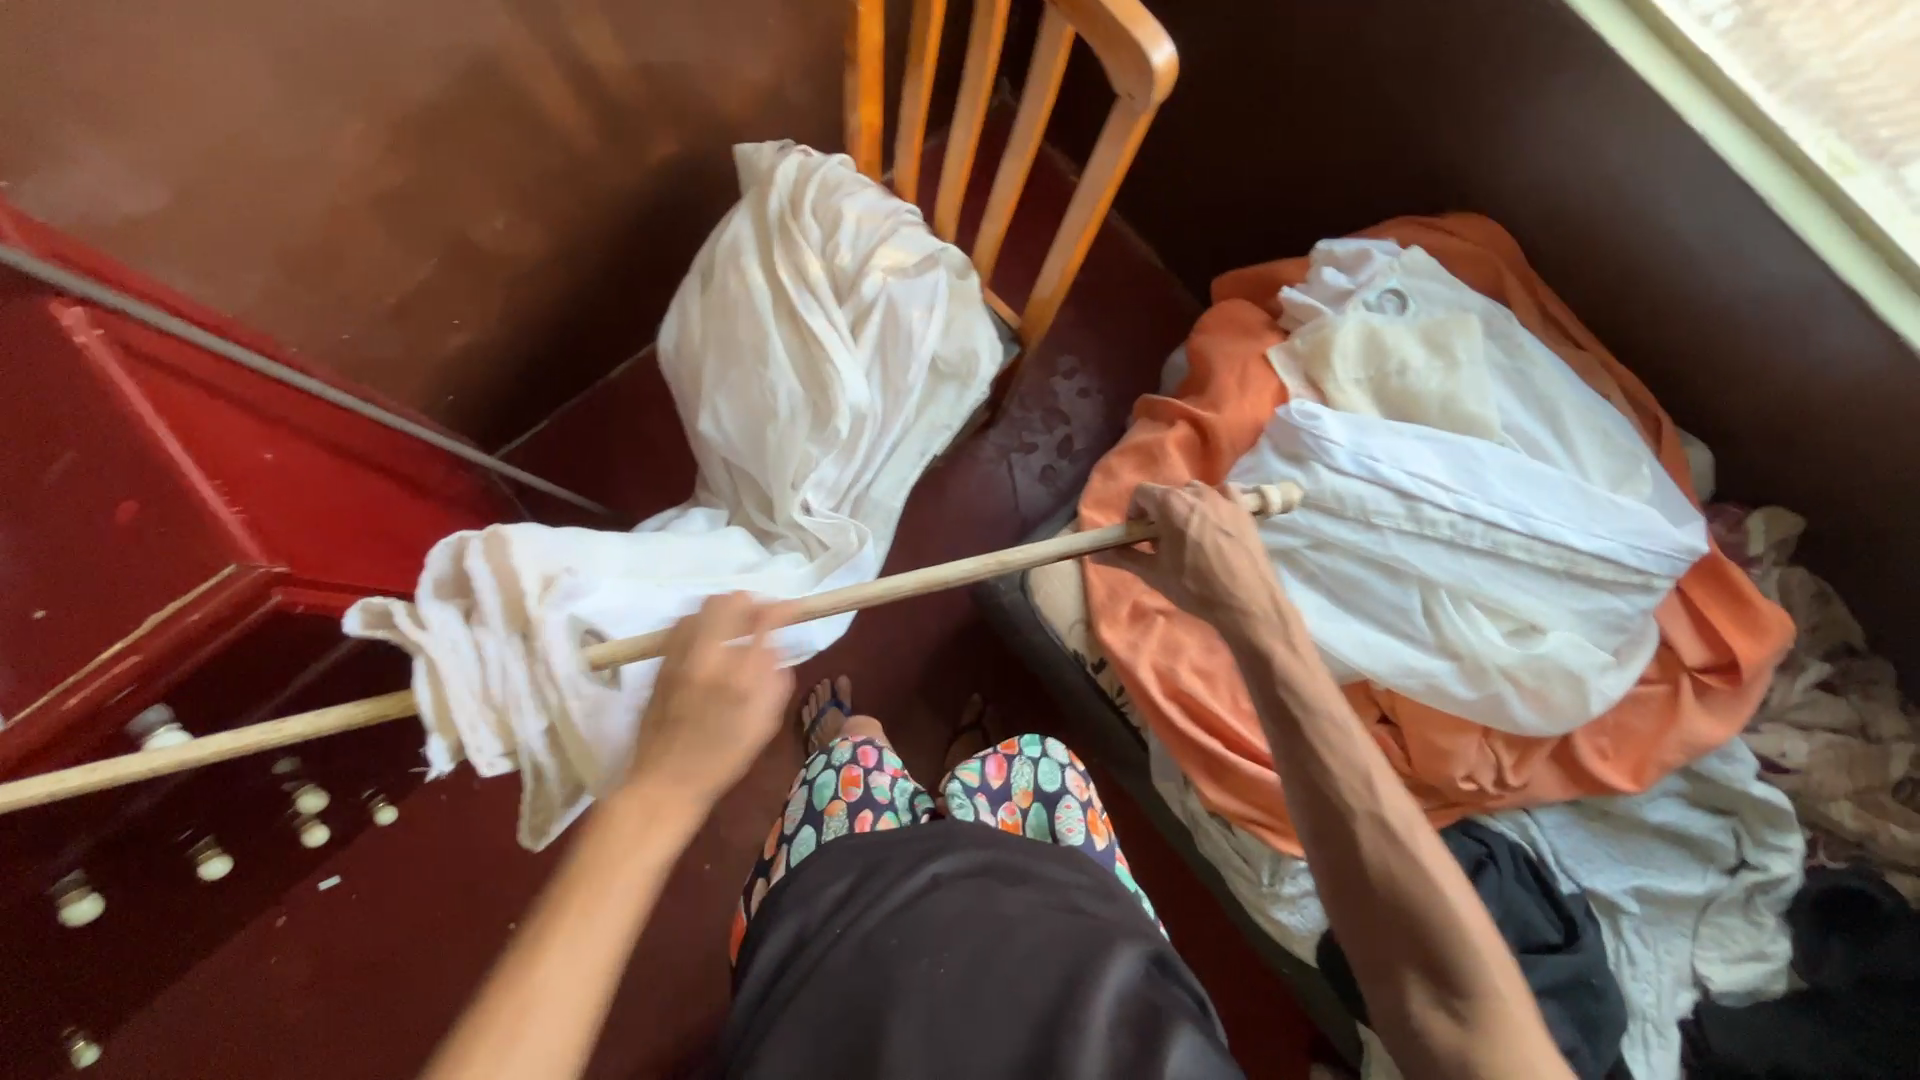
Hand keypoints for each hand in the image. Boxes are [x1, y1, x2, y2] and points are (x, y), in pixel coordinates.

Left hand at [624, 593, 795, 808]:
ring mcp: (677, 657)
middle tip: (762, 617)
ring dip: (723, 611)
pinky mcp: (659, 663)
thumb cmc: (722, 758)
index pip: (764, 619)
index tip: (791, 609)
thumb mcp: (763, 724)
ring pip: (700, 609)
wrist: (665, 781)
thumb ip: (775, 679)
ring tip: (735, 627)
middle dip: (750, 603)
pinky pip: (679, 626)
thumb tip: (775, 646)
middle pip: (727, 602)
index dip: (781, 608)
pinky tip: (708, 641)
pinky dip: (699, 623)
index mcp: (738, 674)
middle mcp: (705, 657)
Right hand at [1100, 481, 1297, 637]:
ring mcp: (1224, 499)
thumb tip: (1094, 555)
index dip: (1134, 513)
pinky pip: (1224, 496)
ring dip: (1185, 509)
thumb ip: (1123, 558)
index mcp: (1171, 504)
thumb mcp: (1154, 574)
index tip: (1138, 536)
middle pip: (1168, 493)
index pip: (1141, 492)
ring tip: (1189, 538)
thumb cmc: (1195, 587)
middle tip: (1161, 543)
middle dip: (1159, 514)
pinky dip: (1214, 506)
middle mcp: (1197, 493)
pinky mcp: (1245, 509)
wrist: (1247, 602)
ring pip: (1195, 494)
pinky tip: (1215, 527)